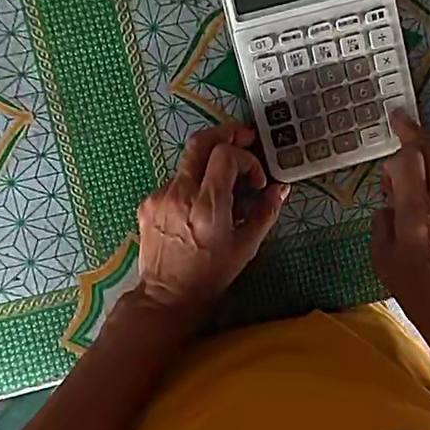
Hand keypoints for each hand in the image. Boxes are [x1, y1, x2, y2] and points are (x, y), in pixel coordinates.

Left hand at [132, 123, 287, 330]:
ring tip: (225, 190)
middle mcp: (180, 194)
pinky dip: (194, 185)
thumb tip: (281, 187)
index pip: (225, 155)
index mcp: (207, 205)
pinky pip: (176, 182)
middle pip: (199, 143)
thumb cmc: (212, 273)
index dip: (247, 159)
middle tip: (244, 137)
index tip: (256, 180)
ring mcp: (160, 196)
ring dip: (211, 166)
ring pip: (189, 163)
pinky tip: (201, 209)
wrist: (167, 296)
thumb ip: (266, 211)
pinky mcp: (148, 202)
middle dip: (225, 133)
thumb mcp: (247, 245)